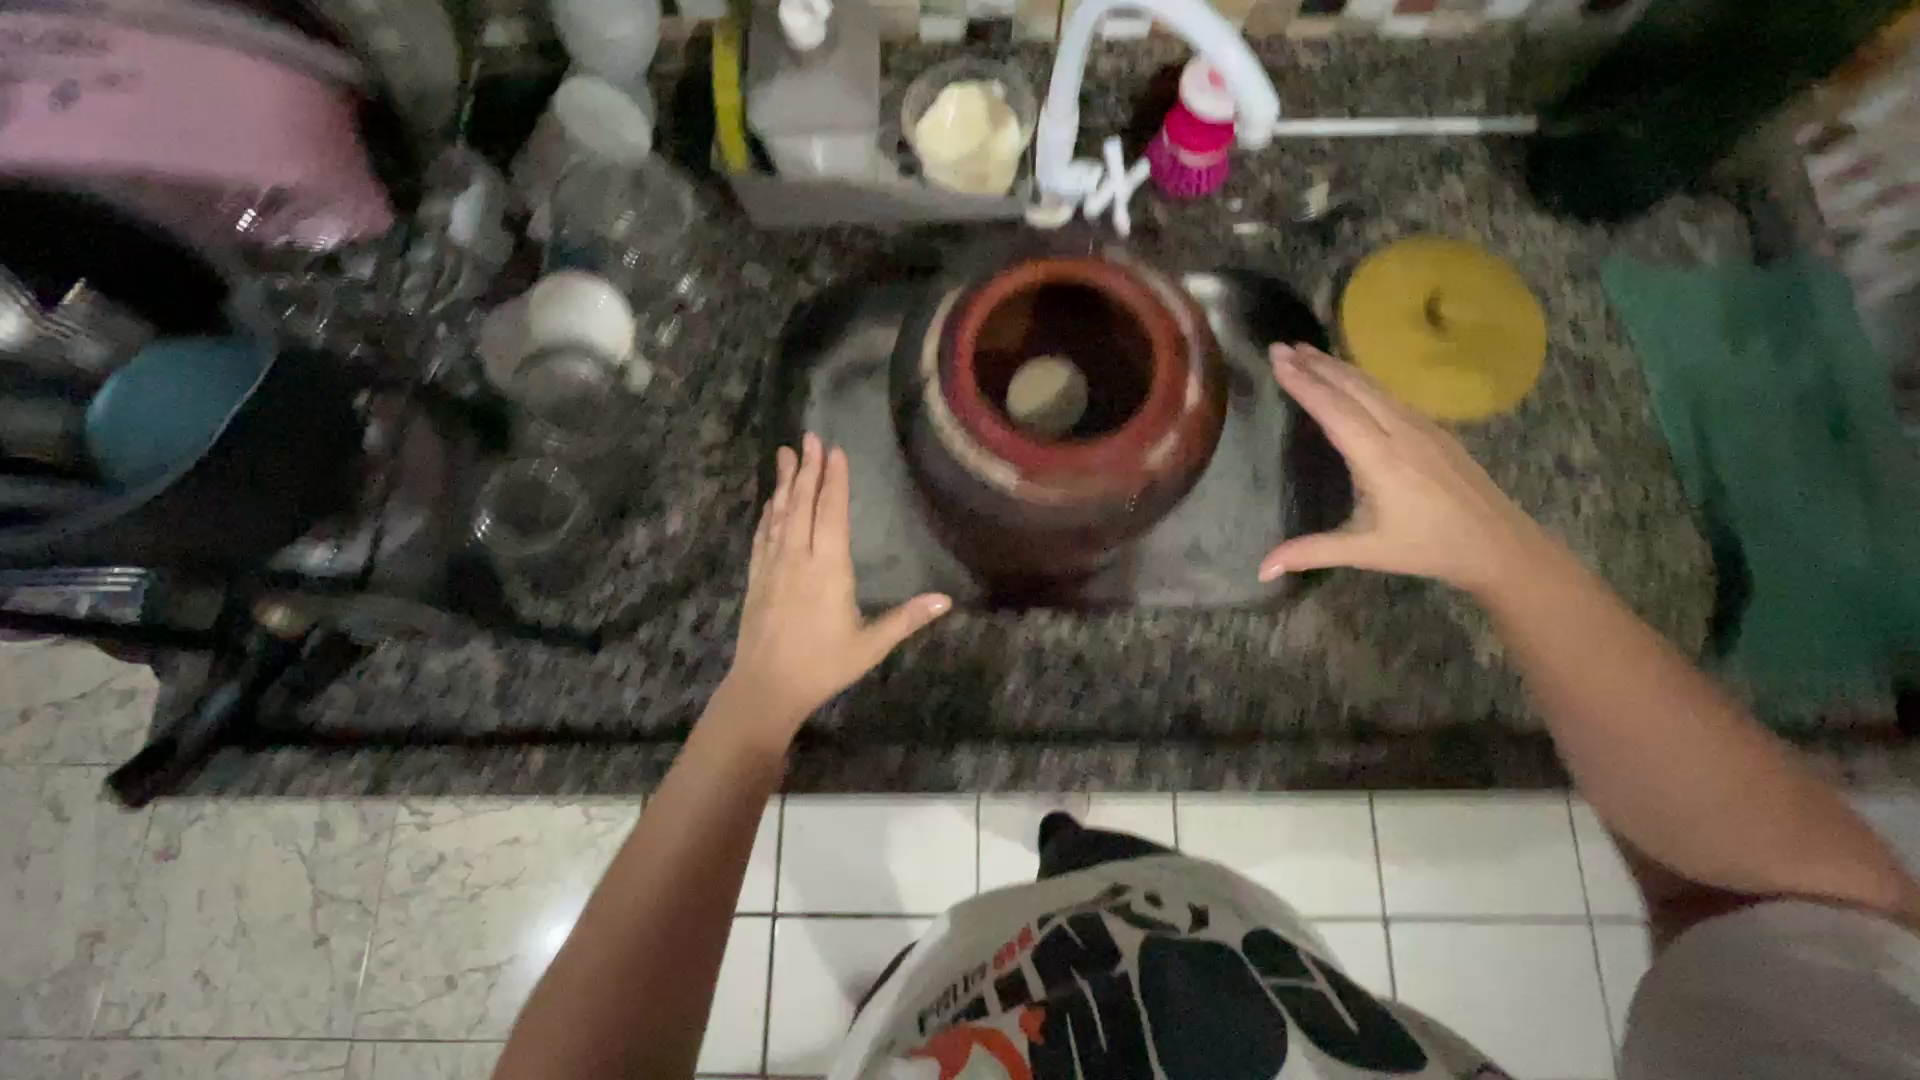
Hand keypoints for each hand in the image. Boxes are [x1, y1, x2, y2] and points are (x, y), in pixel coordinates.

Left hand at [718, 434, 951, 740]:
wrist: (766, 687)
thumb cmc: (823, 666)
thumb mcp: (870, 646)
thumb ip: (906, 620)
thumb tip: (945, 601)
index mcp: (827, 570)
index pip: (831, 514)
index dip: (834, 482)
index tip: (835, 452)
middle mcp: (797, 559)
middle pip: (803, 505)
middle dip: (808, 469)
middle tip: (810, 437)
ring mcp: (772, 567)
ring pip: (779, 515)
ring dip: (785, 483)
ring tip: (787, 454)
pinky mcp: (755, 579)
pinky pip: (762, 536)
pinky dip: (768, 514)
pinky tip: (771, 502)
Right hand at [1258, 343, 1560, 595]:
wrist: (1498, 543)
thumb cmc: (1427, 548)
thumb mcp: (1365, 552)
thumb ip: (1310, 553)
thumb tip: (1260, 570)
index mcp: (1380, 459)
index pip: (1335, 410)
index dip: (1304, 384)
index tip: (1278, 359)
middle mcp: (1401, 432)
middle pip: (1353, 387)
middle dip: (1315, 365)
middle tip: (1280, 347)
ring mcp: (1422, 426)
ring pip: (1373, 386)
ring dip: (1337, 366)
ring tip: (1307, 351)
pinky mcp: (1434, 429)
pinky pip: (1389, 394)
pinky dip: (1360, 379)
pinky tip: (1350, 377)